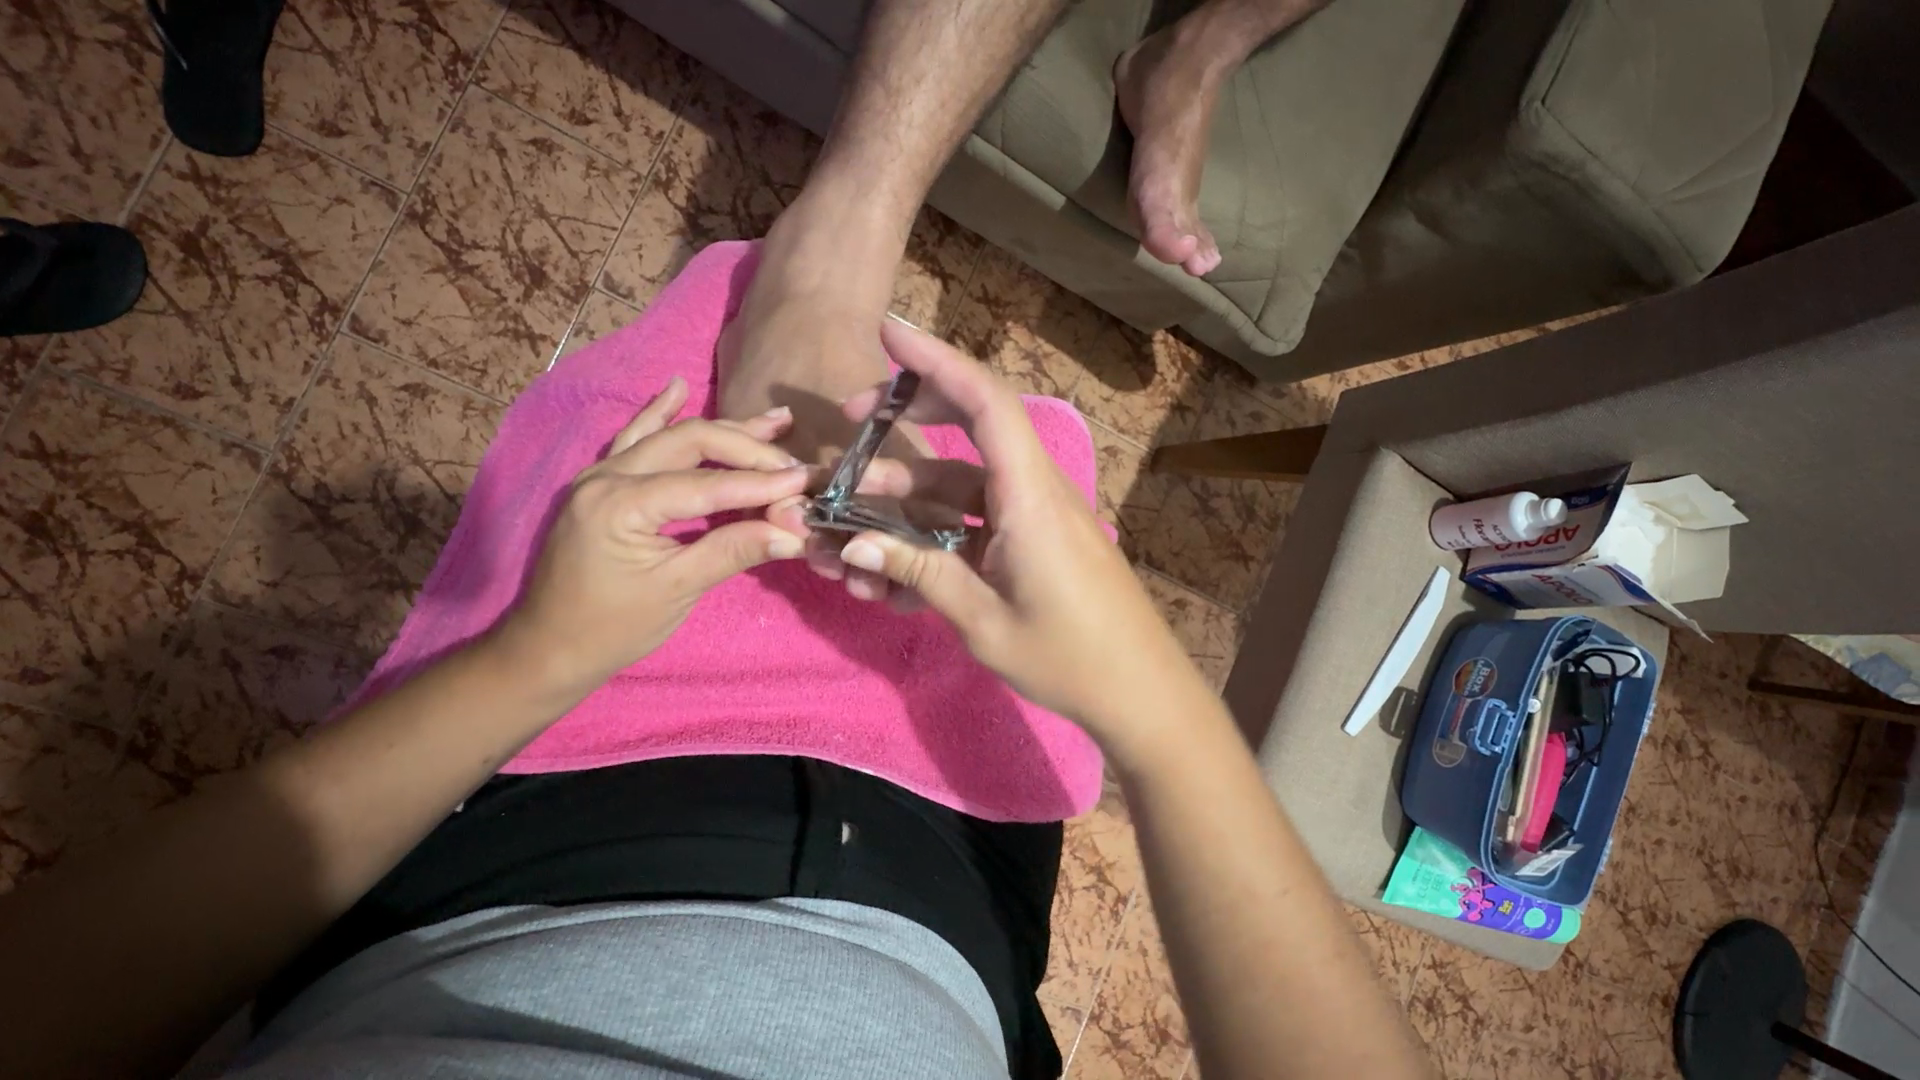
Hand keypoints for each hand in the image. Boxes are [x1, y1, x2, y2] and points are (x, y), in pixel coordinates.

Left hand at [493, 377, 810, 700]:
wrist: (548, 648)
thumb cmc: (612, 627)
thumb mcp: (677, 590)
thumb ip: (734, 551)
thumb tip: (794, 532)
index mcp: (620, 504)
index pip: (706, 484)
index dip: (760, 482)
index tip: (806, 482)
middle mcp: (607, 476)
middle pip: (690, 442)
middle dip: (748, 450)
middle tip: (794, 464)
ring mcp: (599, 474)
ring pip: (670, 435)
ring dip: (723, 428)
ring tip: (775, 420)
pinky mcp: (601, 483)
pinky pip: (634, 438)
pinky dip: (659, 414)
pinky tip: (678, 388)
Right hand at [822, 321, 1211, 750]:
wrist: (1141, 694)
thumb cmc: (1069, 659)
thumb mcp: (984, 621)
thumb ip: (920, 573)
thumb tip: (852, 543)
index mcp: (1030, 497)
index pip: (985, 402)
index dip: (936, 359)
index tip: (888, 333)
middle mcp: (1035, 492)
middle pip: (969, 430)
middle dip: (906, 423)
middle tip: (849, 431)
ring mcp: (1036, 517)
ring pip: (962, 484)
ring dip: (908, 498)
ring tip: (852, 528)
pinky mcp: (1035, 542)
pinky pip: (977, 520)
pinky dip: (936, 532)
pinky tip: (895, 569)